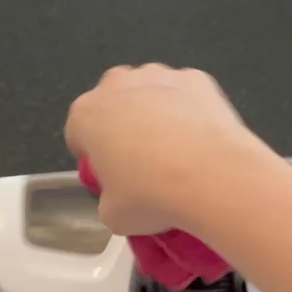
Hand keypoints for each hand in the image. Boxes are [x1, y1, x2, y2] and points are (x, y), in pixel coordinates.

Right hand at [64, 64, 280, 238]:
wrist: (212, 177)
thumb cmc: (152, 196)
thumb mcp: (113, 216)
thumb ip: (108, 199)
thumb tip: (120, 197)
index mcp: (86, 115)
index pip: (78, 135)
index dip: (93, 159)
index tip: (109, 178)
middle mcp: (117, 84)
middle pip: (112, 105)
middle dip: (121, 128)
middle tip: (141, 165)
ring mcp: (159, 75)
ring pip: (148, 93)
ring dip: (154, 116)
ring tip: (174, 153)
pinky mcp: (197, 78)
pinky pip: (184, 96)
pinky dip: (188, 113)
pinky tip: (199, 142)